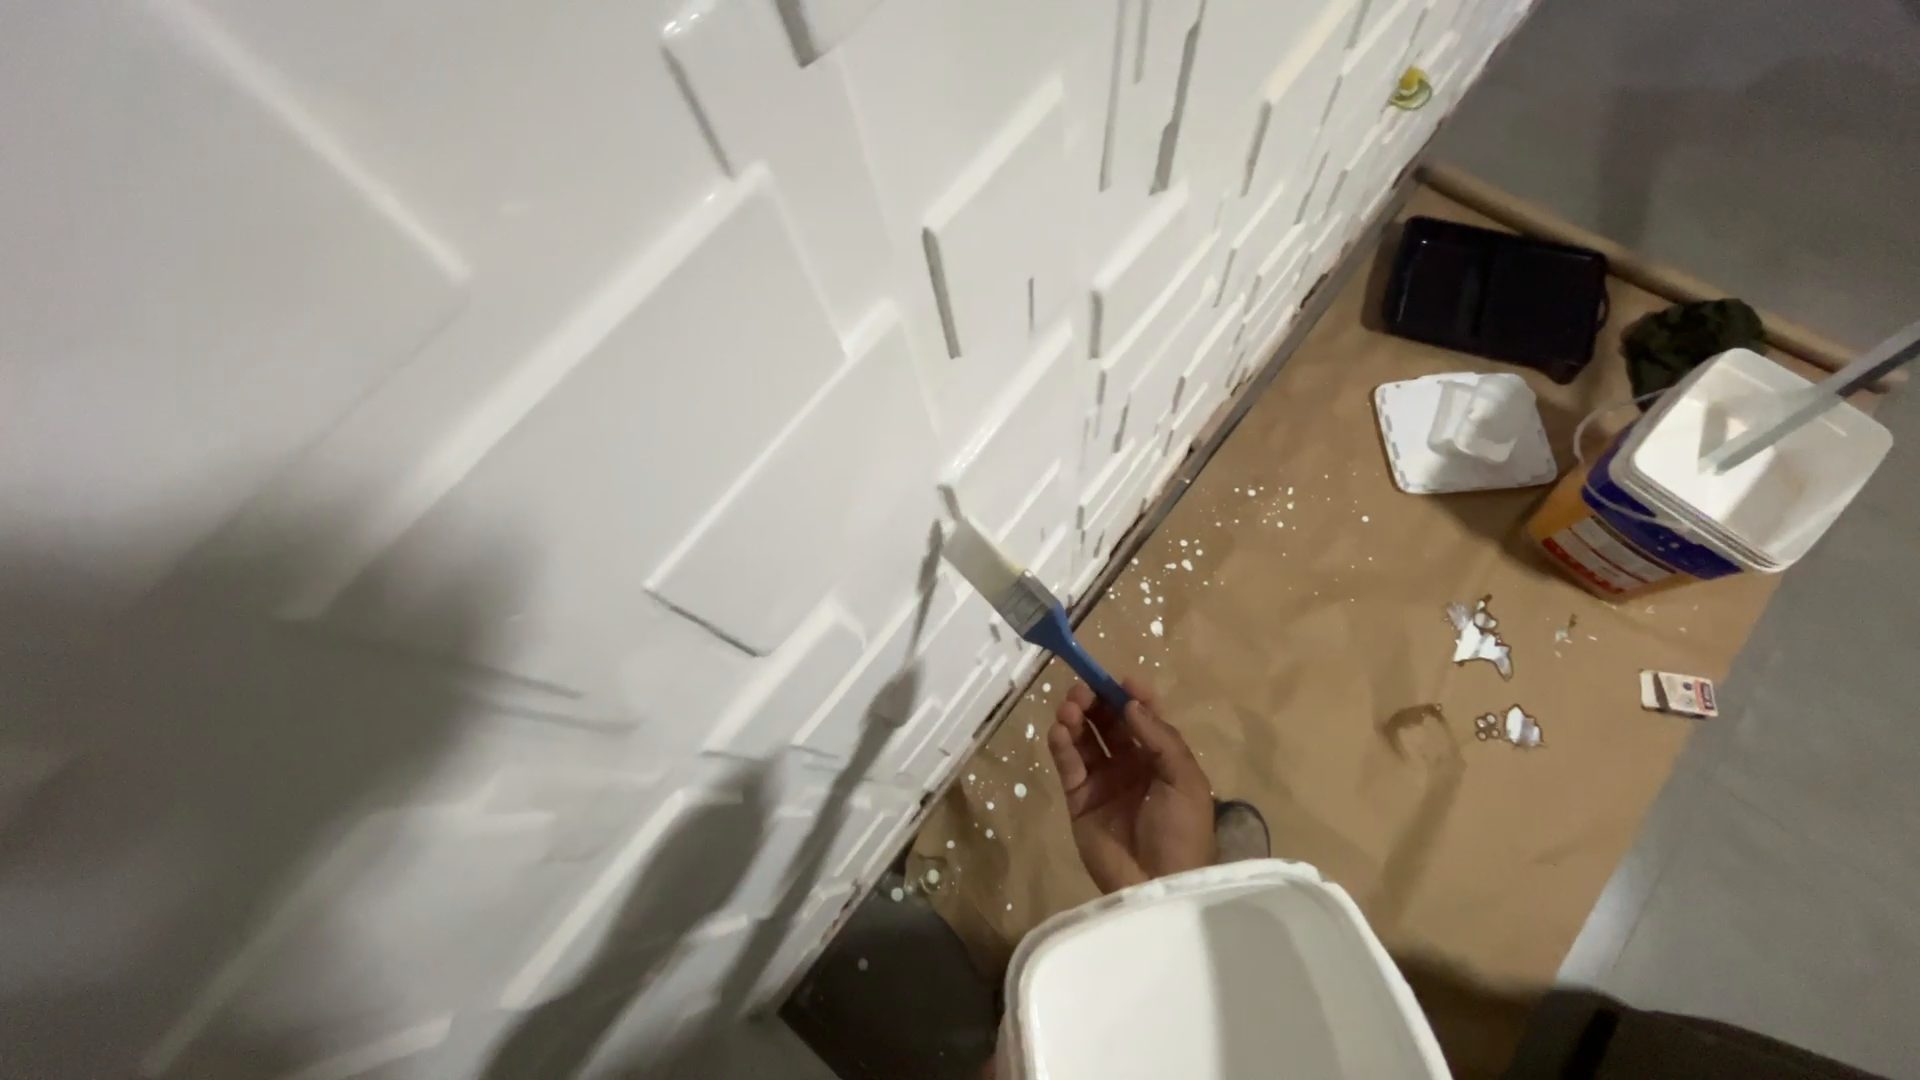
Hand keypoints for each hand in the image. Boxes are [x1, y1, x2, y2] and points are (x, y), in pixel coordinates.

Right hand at [1046, 678, 1215, 893]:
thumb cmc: (1181, 830)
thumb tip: (1131, 703)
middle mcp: (1131, 765)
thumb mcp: (1185, 779)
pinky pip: (1069, 764)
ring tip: (1069, 706)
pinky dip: (1062, 744)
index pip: (1144, 719)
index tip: (1120, 680)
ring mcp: (1103, 781)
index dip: (1132, 698)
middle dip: (1097, 703)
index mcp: (1161, 760)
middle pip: (1109, 724)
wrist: (1158, 885)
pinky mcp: (1079, 799)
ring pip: (1085, 739)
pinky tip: (1060, 730)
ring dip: (1076, 718)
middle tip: (1083, 690)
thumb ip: (1159, 738)